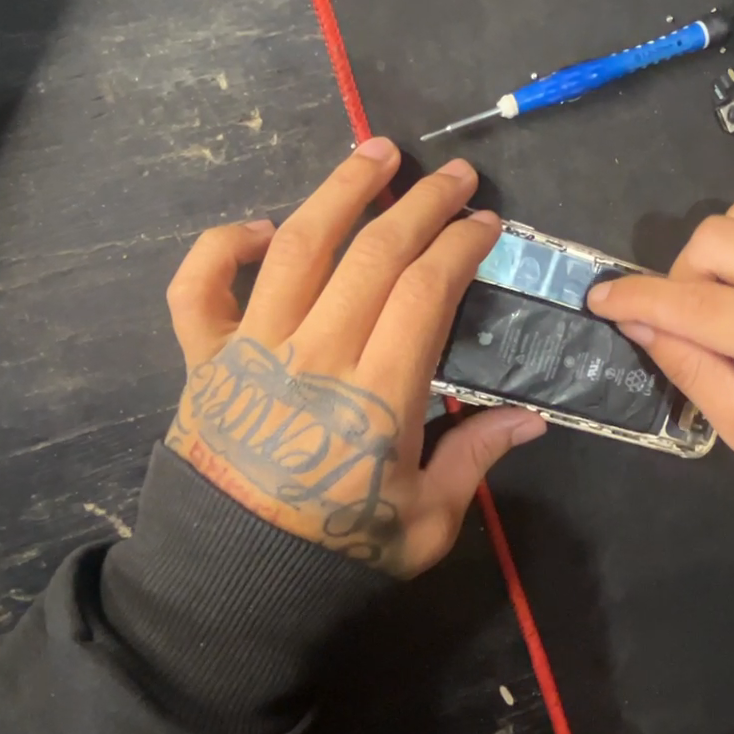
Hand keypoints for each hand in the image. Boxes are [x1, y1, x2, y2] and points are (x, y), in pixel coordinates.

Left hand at [163, 138, 545, 576]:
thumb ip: (476, 458)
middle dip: (421, 202)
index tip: (486, 223)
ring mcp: (252, 349)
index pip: (426, 291)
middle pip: (374, 253)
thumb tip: (533, 417)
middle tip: (455, 174)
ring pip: (298, 245)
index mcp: (377, 396)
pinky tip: (265, 229)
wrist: (231, 582)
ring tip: (376, 151)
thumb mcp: (427, 521)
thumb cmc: (339, 552)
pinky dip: (226, 244)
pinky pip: (199, 285)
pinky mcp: (203, 357)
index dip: (461, 245)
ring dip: (341, 190)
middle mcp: (315, 354)